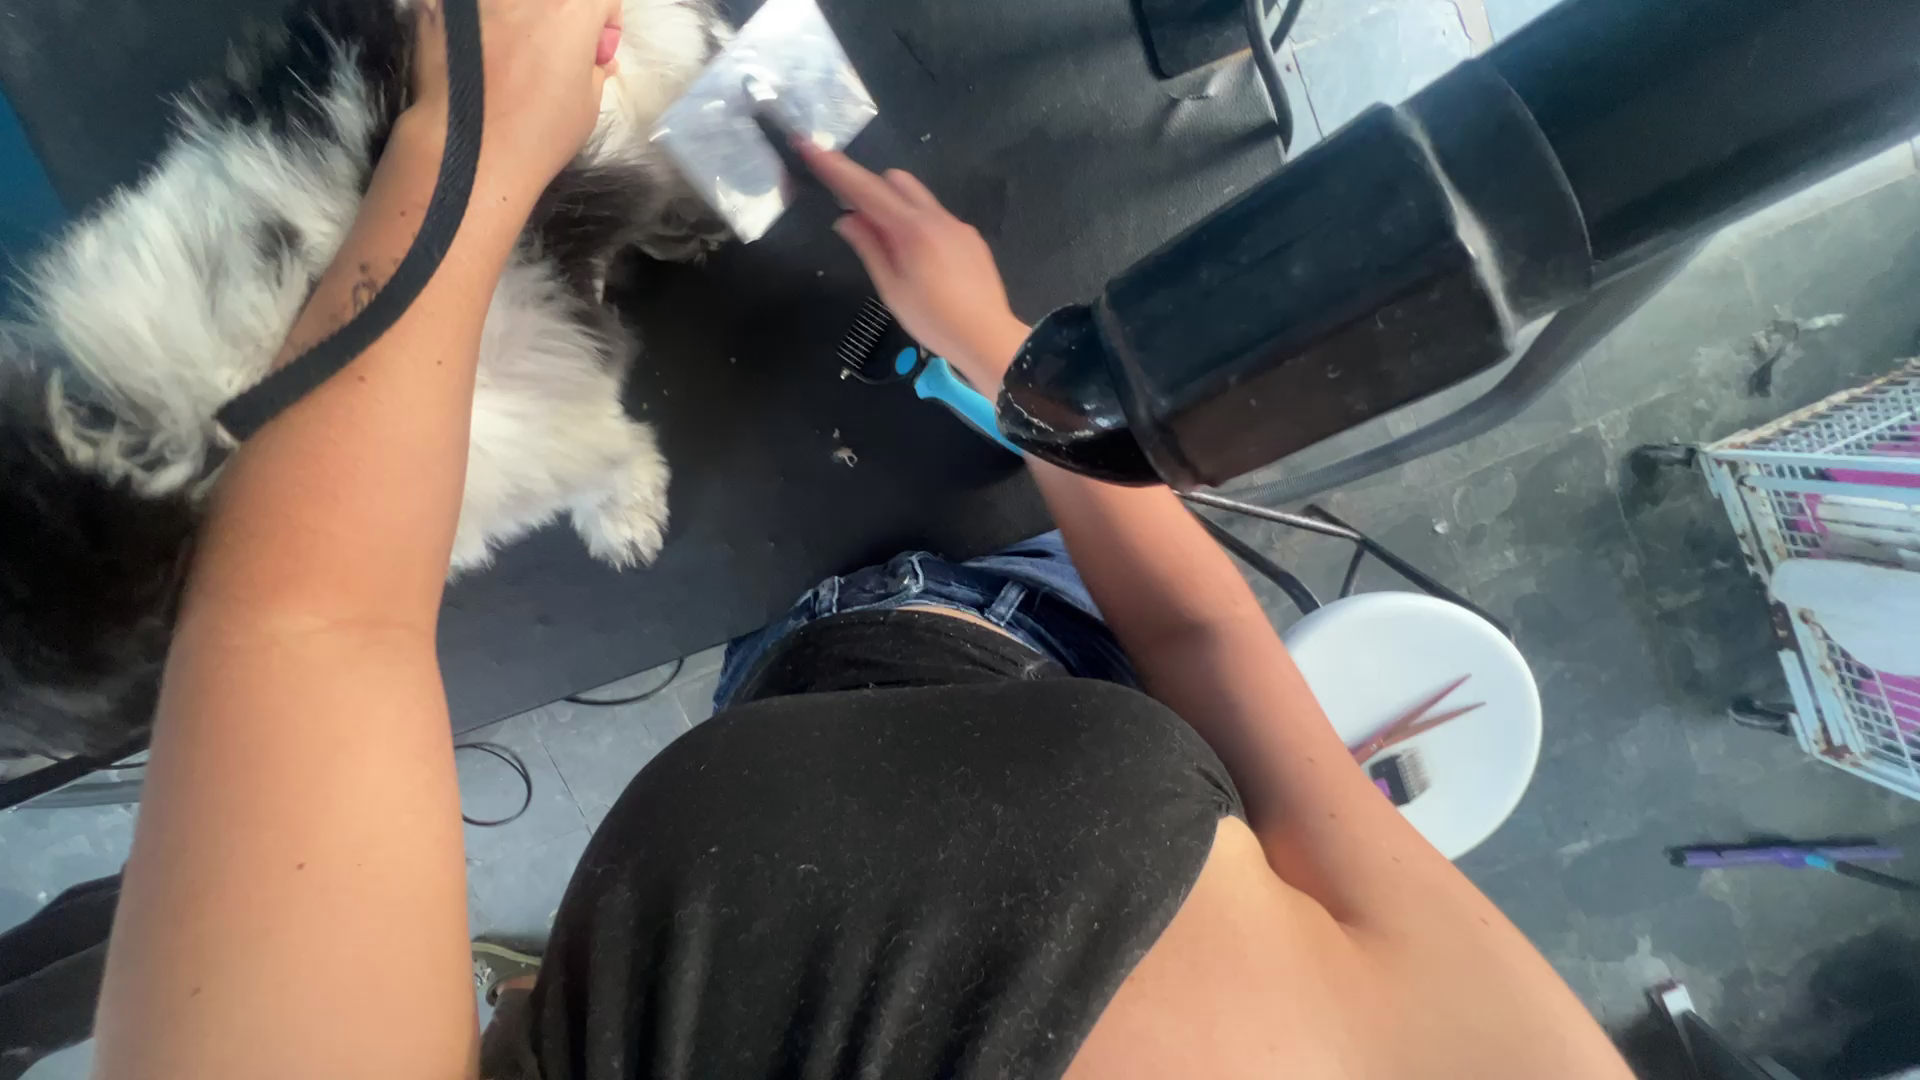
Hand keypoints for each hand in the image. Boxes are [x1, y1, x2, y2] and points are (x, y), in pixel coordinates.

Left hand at [406, 0, 623, 205]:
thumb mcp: (589, 104)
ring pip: (512, 3)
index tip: (596, 49)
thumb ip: (594, 66)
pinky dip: (482, 22)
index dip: (606, 23)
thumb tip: (596, 56)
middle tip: (557, 49)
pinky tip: (482, 52)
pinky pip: (474, 8)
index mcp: (570, 7)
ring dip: (520, 19)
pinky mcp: (443, 1)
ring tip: (515, 53)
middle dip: (563, 16)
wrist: (473, 144)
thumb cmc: (543, 130)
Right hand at [798, 144, 1030, 391]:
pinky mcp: (971, 239)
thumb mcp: (892, 290)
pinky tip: (922, 262)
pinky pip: (938, 219)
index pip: (866, 189)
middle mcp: (937, 218)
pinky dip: (920, 226)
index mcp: (912, 230)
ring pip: (919, 199)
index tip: (810, 147)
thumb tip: (847, 219)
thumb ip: (870, 249)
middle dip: (871, 189)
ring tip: (891, 249)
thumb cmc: (935, 321)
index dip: (835, 168)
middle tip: (856, 218)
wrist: (988, 338)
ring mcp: (958, 226)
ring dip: (897, 208)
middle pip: (896, 181)